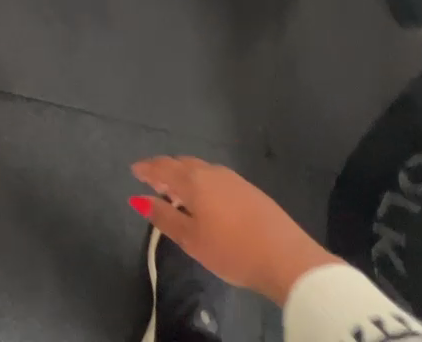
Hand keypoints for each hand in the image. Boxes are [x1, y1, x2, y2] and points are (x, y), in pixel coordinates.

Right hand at [130, 155, 341, 305]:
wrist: (287, 258)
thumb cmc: (232, 250)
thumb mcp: (191, 240)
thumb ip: (164, 217)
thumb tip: (138, 198)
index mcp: (193, 182)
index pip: (163, 168)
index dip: (146, 169)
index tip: (134, 171)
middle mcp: (212, 173)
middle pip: (182, 164)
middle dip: (165, 170)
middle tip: (154, 181)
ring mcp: (234, 180)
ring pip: (201, 169)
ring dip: (185, 176)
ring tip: (178, 192)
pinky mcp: (251, 191)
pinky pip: (217, 178)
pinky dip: (203, 182)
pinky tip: (208, 200)